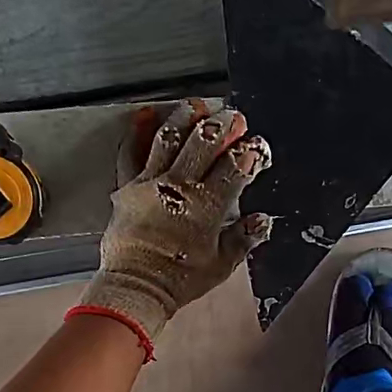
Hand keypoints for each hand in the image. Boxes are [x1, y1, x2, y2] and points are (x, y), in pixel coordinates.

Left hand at [78, 100, 271, 345]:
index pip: (235, 167)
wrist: (136, 286)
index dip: (249, 152)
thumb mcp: (222, 264)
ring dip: (185, 117)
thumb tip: (263, 221)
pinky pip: (131, 153)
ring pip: (169, 138)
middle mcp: (180, 187)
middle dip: (223, 125)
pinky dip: (137, 132)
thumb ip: (244, 238)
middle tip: (233, 117)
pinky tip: (144, 114)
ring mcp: (151, 183)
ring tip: (197, 105)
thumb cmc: (179, 279)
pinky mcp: (128, 187)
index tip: (256, 146)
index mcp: (208, 205)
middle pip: (205, 143)